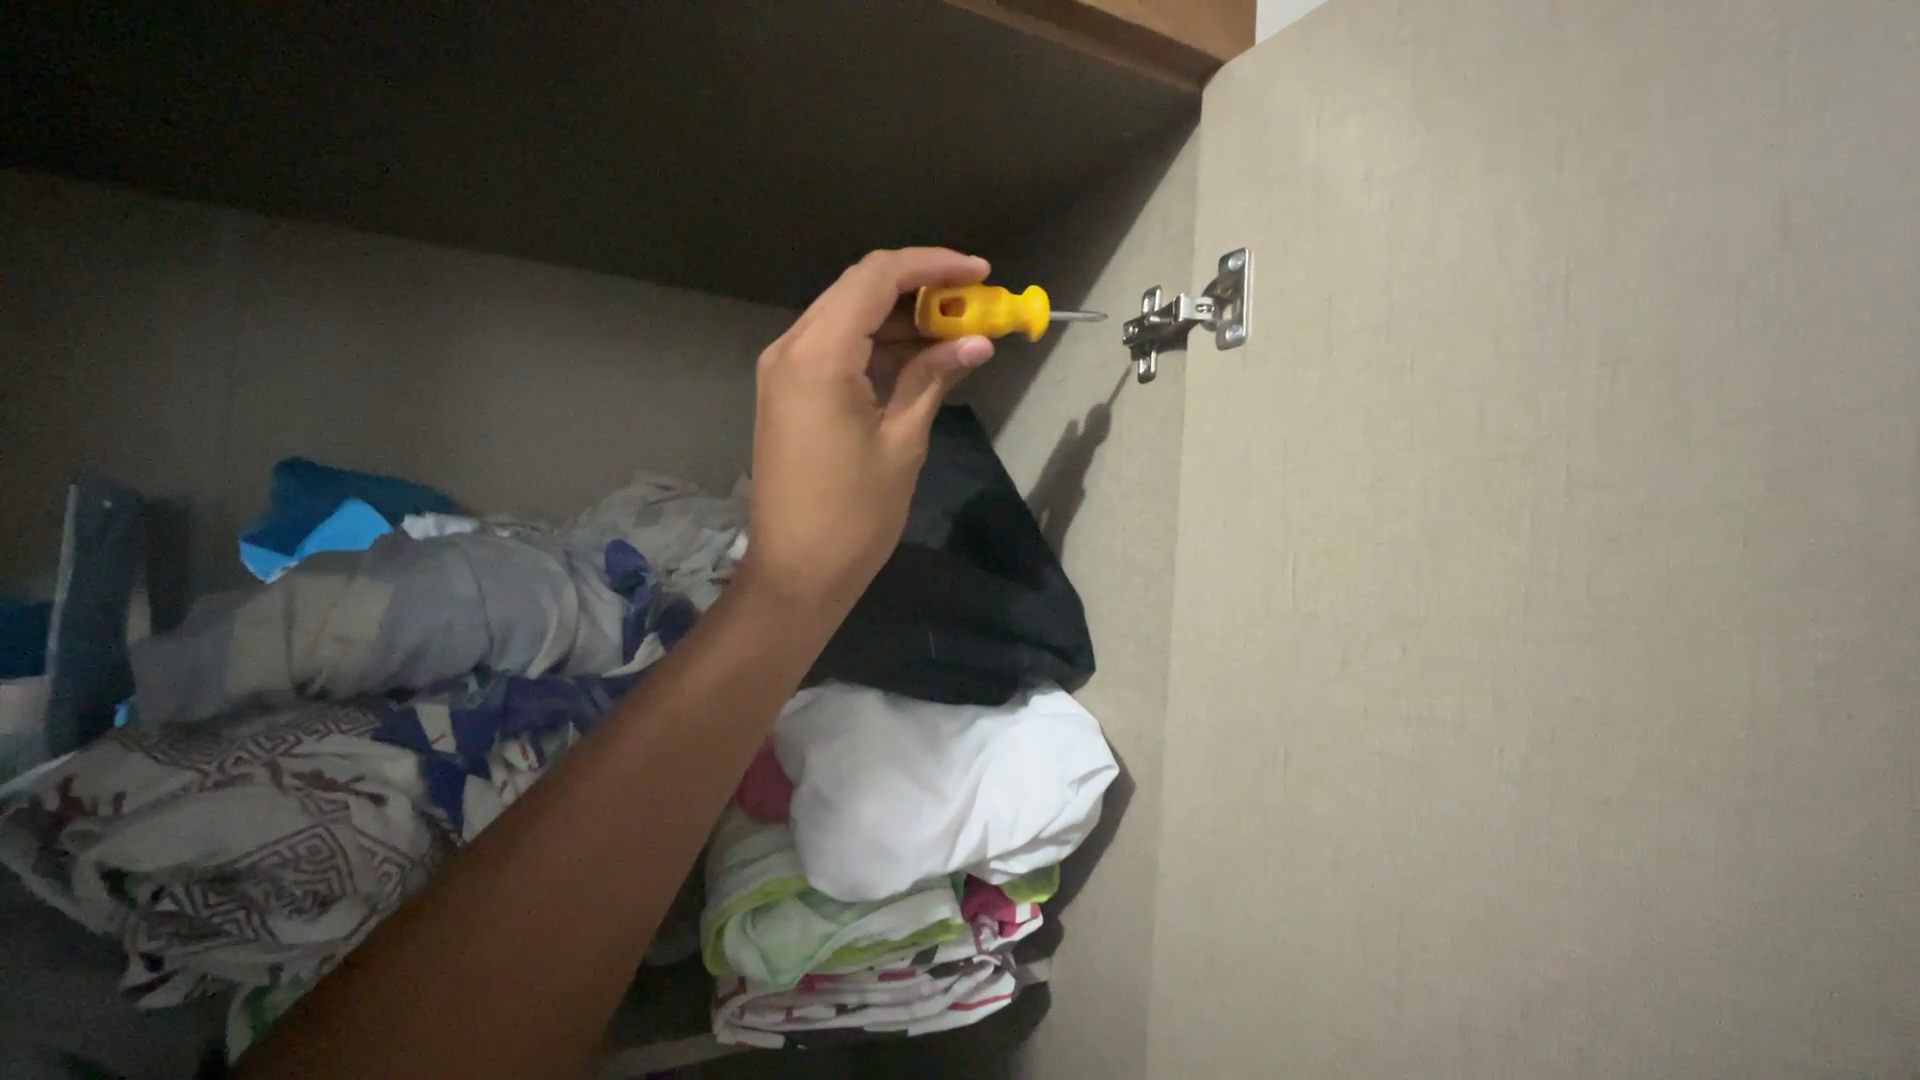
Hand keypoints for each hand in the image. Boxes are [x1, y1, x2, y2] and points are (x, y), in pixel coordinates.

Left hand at [743, 248, 996, 607]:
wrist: (796, 573)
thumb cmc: (853, 516)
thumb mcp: (902, 442)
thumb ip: (934, 378)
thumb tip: (977, 341)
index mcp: (818, 357)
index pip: (876, 278)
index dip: (932, 265)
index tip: (981, 274)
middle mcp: (791, 349)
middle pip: (859, 288)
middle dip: (920, 286)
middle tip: (973, 303)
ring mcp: (783, 370)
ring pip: (846, 315)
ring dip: (899, 315)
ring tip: (955, 330)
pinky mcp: (786, 392)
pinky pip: (834, 346)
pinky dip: (876, 342)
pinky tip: (917, 355)